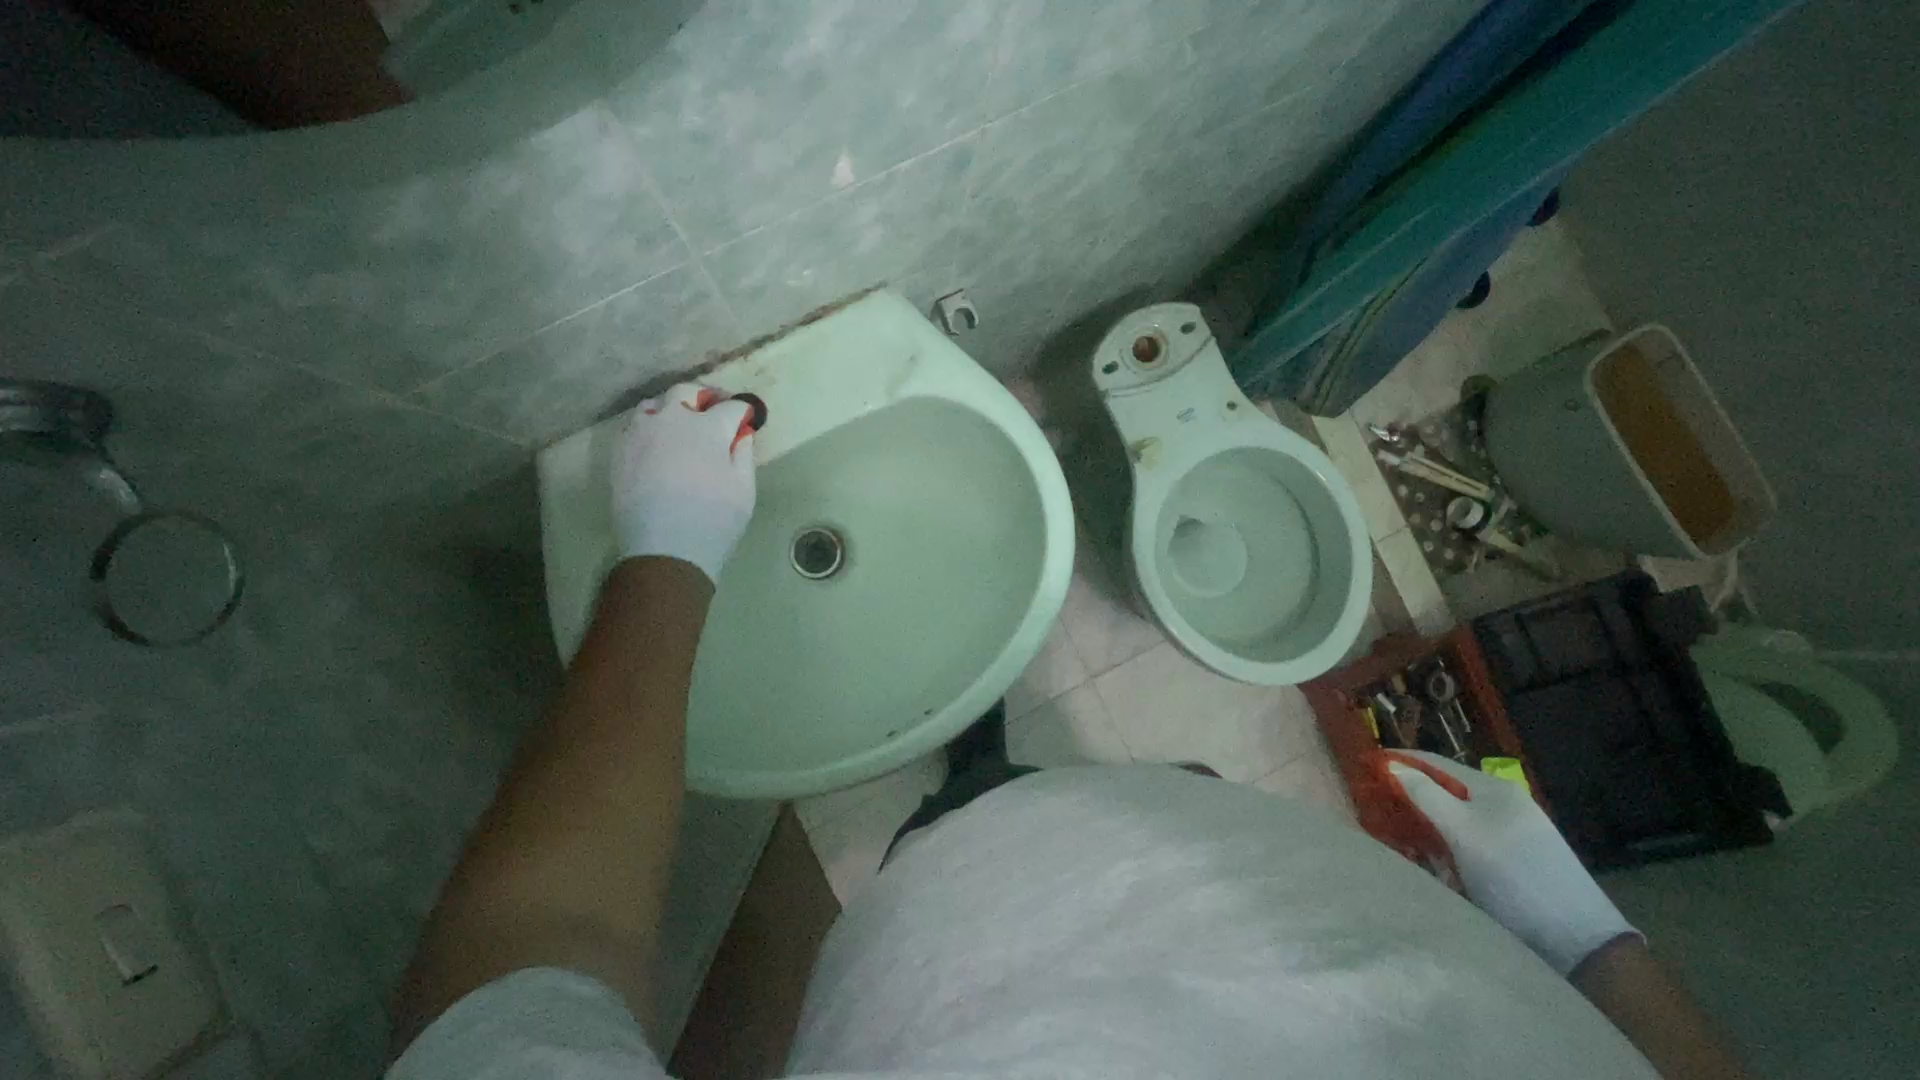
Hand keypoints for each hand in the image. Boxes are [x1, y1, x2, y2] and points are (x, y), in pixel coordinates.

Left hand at [610, 382, 755, 583]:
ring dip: (671, 408)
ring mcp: (640, 434)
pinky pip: (634, 427)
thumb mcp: (744, 490)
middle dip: (703, 396)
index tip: (746, 418)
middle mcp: (670, 420)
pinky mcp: (620, 452)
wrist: (664, 551)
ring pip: (654, 405)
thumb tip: (740, 433)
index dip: (742, 411)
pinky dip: (650, 427)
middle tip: (713, 410)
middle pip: (685, 392)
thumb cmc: (714, 521)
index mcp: (706, 428)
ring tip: (680, 424)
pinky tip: (657, 444)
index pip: (729, 407)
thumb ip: (743, 454)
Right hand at [1388, 750, 1638, 974]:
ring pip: (1454, 819)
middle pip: (1445, 791)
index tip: (1365, 766)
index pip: (1436, 762)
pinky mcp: (1514, 860)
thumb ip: (1426, 796)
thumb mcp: (1463, 833)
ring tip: (1396, 837)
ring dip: (1425, 826)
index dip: (1400, 761)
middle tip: (1375, 807)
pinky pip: (1467, 843)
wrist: (1576, 939)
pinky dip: (1444, 848)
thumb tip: (1392, 766)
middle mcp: (1504, 805)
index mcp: (1495, 790)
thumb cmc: (1514, 876)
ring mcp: (1512, 833)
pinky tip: (1432, 863)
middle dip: (1410, 797)